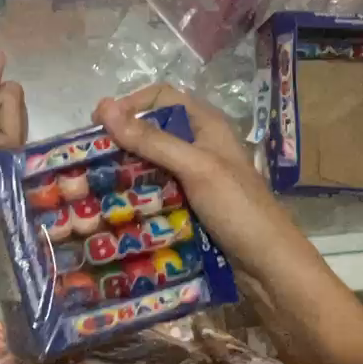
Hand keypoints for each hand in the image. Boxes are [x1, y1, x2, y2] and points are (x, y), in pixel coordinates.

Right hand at [92, 84, 300, 271]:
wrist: (270, 265)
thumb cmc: (238, 209)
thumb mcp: (194, 167)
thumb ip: (151, 140)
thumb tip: (103, 108)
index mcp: (207, 125)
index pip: (161, 98)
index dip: (129, 104)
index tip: (99, 125)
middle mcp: (200, 145)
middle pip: (153, 130)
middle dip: (122, 140)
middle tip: (92, 159)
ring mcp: (195, 177)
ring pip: (151, 162)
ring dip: (125, 169)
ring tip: (97, 183)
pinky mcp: (190, 204)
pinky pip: (155, 190)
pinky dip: (136, 194)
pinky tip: (118, 205)